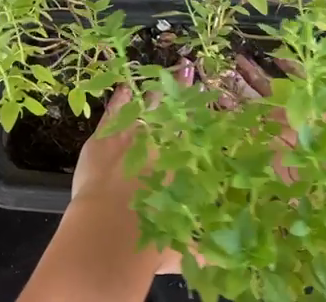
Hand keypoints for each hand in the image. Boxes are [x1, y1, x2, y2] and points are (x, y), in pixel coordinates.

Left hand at [70, 69, 194, 276]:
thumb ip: (197, 248)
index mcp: (180, 167)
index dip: (200, 116)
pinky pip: (115, 112)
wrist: (111, 230)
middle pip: (173, 114)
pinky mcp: (105, 138)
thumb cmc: (150, 238)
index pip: (194, 135)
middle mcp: (159, 146)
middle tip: (189, 67)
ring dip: (155, 91)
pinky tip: (124, 85)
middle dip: (181, 92)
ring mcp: (131, 136)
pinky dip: (120, 98)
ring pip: (146, 107)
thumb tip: (220, 256)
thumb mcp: (179, 247)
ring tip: (164, 71)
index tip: (208, 98)